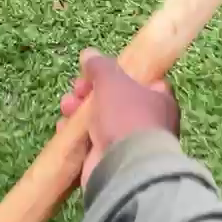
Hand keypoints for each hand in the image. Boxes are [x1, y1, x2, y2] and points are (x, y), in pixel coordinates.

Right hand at [58, 48, 180, 186]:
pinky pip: (89, 142)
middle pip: (114, 100)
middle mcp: (148, 122)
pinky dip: (75, 135)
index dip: (114, 74)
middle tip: (76, 90)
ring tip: (66, 107)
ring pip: (99, 121)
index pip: (137, 80)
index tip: (94, 72)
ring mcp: (128, 144)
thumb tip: (88, 54)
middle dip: (90, 93)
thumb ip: (100, 67)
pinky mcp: (110, 161)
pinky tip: (63, 128)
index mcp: (158, 99)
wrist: (125, 168)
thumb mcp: (113, 82)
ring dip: (79, 112)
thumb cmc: (126, 117)